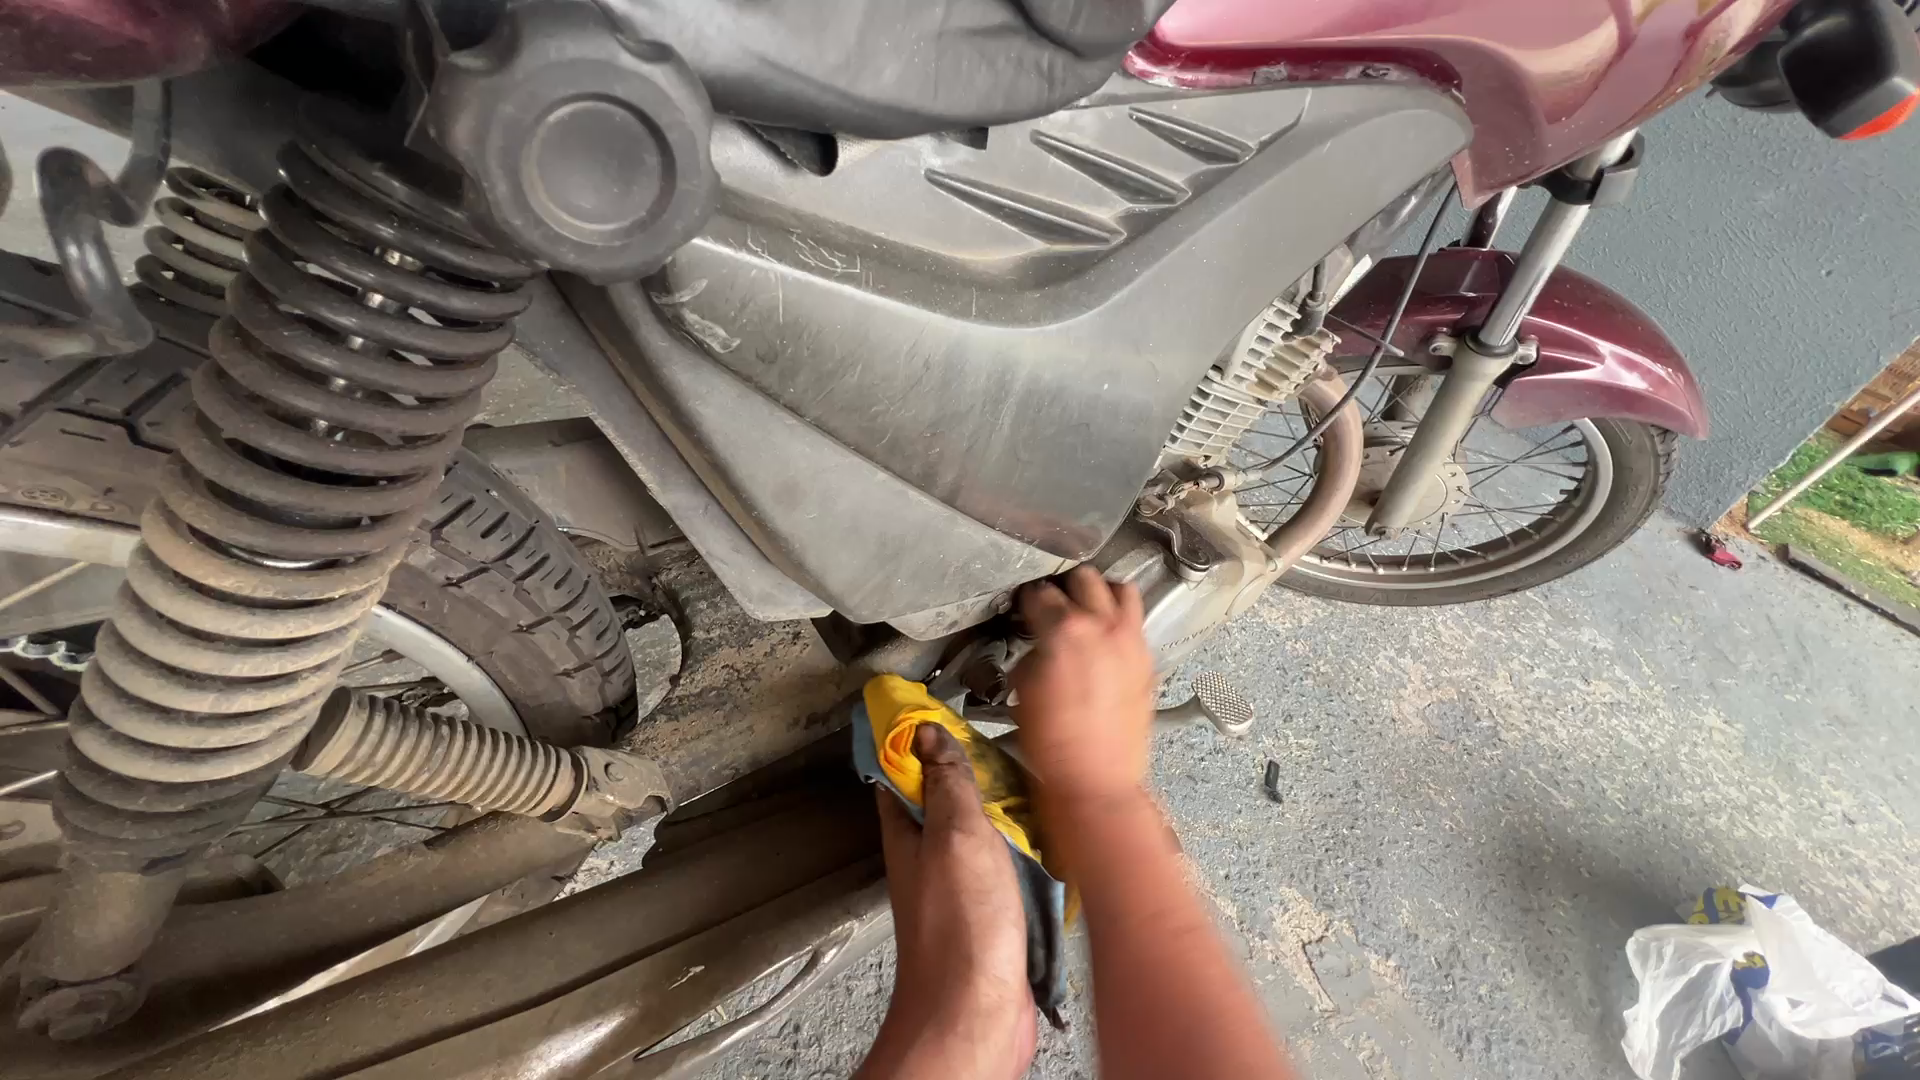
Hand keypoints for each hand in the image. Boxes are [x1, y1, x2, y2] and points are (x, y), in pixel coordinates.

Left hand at [857, 725, 1036, 1079]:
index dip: (917, 734)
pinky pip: (1006, 859)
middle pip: (945, 793)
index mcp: (906, 829)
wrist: (979, 1012)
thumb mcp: (955, 834)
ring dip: (1002, 803)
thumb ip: (945, 781)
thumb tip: (925, 729)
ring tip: (1033, 770)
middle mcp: (929, 851)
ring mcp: (961, 878)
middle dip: (971, 766)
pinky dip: (1023, 840)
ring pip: (980, 825)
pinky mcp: (992, 904)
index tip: (943, 707)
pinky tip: (1047, 825)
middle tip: (1004, 737)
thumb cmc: (961, 926)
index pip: (901, 767)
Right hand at [1012, 565, 1156, 805]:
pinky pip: (1136, 623)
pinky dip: (1120, 620)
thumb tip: (1036, 644)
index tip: (1023, 605)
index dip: (1026, 598)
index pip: (1040, 592)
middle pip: (1084, 577)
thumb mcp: (1024, 690)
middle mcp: (1102, 626)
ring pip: (1121, 589)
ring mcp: (1130, 642)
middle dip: (1064, 586)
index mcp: (1064, 630)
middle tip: (1053, 601)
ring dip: (1100, 593)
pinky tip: (1106, 636)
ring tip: (1087, 606)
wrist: (1095, 781)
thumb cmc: (1051, 744)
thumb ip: (1031, 654)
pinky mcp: (1147, 661)